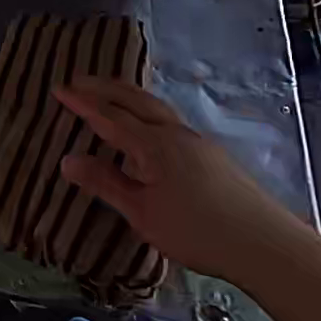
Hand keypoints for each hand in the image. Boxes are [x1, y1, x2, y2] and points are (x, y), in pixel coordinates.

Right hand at [54, 77, 315, 283]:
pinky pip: (169, 121)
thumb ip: (106, 183)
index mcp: (153, 144)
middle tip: (80, 81)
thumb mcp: (142, 212)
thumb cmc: (195, 230)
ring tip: (111, 96)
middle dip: (105, 88)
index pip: (110, 116)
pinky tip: (148, 131)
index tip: (59, 88)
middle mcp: (174, 132)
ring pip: (156, 108)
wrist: (261, 240)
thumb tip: (68, 159)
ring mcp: (196, 140)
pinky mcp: (210, 153)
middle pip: (135, 100)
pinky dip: (148, 113)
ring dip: (129, 97)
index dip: (83, 103)